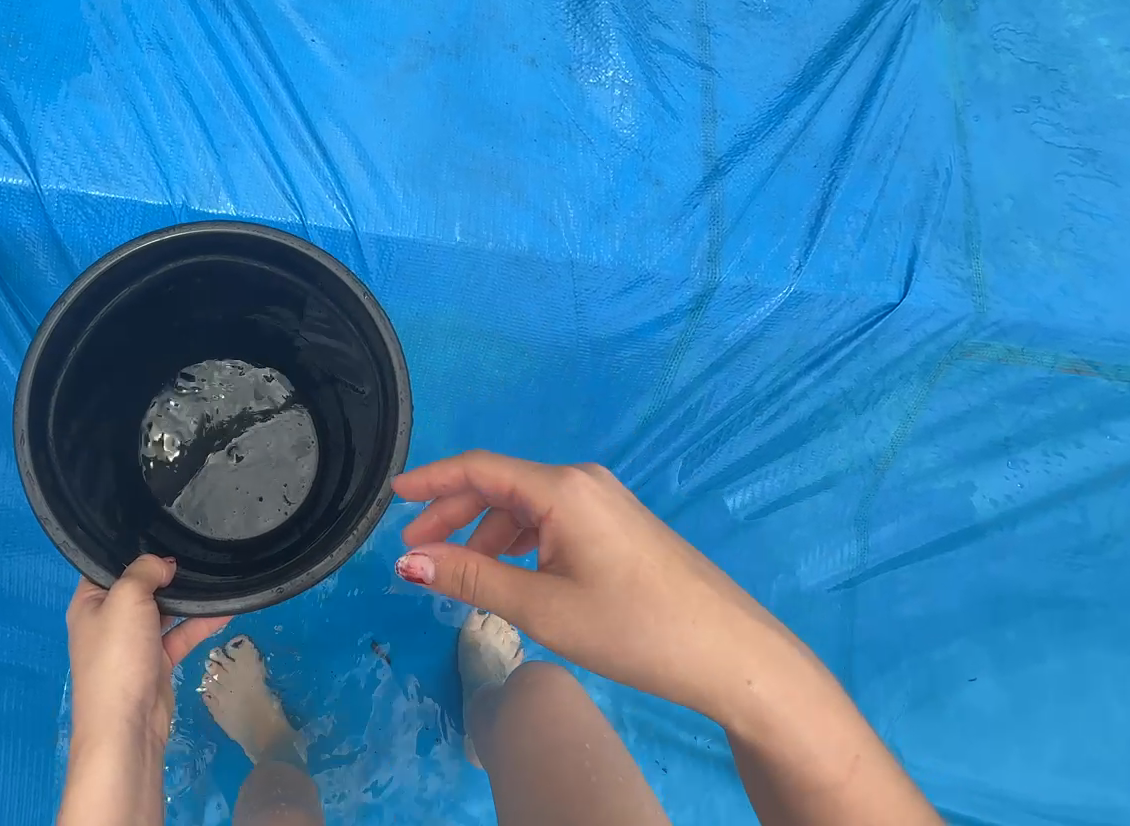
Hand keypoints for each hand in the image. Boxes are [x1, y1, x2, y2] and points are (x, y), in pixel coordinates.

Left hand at [59, 555, 229, 825]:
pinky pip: (180, 635)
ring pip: (163, 610)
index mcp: (89, 602)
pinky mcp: (156, 663)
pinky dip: (200, 623)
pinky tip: (226, 608)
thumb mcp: (127, 598)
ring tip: (213, 570)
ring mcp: (133, 643)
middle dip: (165, 570)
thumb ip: (145, 571)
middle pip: (139, 586)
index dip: (133, 548)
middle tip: (195, 547)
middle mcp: (109, 620)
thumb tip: (164, 564)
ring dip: (185, 596)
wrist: (127, 728)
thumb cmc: (117, 655)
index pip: (108, 565)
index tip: (163, 529)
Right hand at [394, 450, 791, 718]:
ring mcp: (604, 500)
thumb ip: (470, 578)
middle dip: (452, 513)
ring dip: (485, 533)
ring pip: (525, 506)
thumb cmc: (634, 629)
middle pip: (499, 486)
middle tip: (414, 548)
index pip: (478, 469)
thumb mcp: (541, 607)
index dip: (431, 480)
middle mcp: (581, 481)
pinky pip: (551, 520)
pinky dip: (518, 541)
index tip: (393, 495)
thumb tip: (407, 562)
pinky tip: (508, 573)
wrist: (737, 659)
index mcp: (561, 488)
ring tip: (458, 572)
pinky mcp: (618, 523)